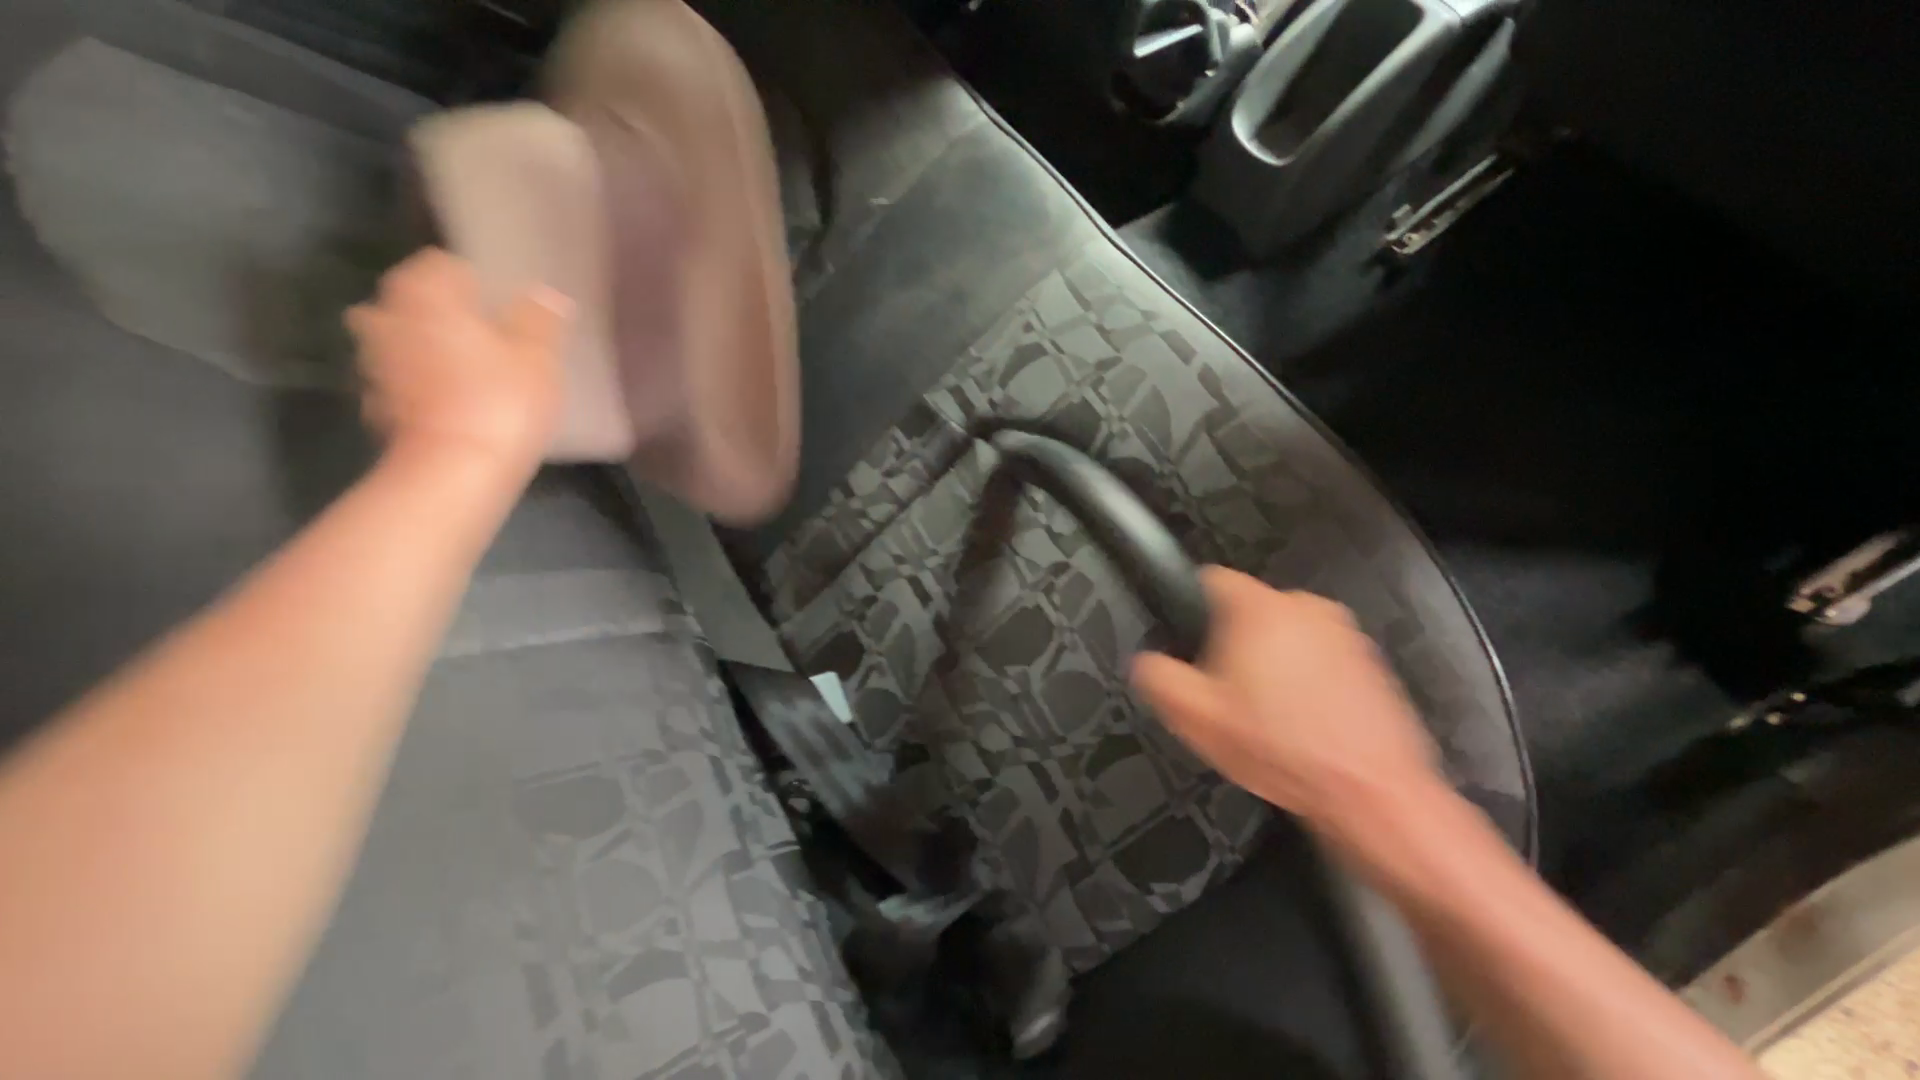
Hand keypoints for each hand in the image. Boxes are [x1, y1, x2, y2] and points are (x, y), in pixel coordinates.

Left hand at [346, 248, 571, 470]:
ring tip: (464, 372)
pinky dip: (417, 389)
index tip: (496, 304)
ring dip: (423, 351)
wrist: (455, 470)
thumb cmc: (500, 400)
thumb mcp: (539, 356)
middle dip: (437, 314)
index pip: (441, 264)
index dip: (471, 280)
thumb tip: (546, 296)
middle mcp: (387, 319)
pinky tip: (449, 407)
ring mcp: (375, 364)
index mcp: (424, 294)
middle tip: (478, 335)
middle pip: (411, 303)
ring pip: (399, 343)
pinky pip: (399, 384)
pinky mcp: (376, 406)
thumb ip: (540, 320)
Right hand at [1130, 567, 1440, 830]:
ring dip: (1270, 664)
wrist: (1369, 791)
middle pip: (1247, 611)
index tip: (1186, 642)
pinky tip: (1298, 724)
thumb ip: (1157, 677)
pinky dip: (1305, 681)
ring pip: (1285, 636)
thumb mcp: (1195, 718)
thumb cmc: (1283, 750)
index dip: (1188, 609)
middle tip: (1223, 692)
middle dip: (1231, 645)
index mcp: (1259, 608)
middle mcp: (1305, 607)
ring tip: (1264, 715)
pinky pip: (1319, 658)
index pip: (1208, 579)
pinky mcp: (1367, 662)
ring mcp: (1343, 633)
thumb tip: (1145, 662)